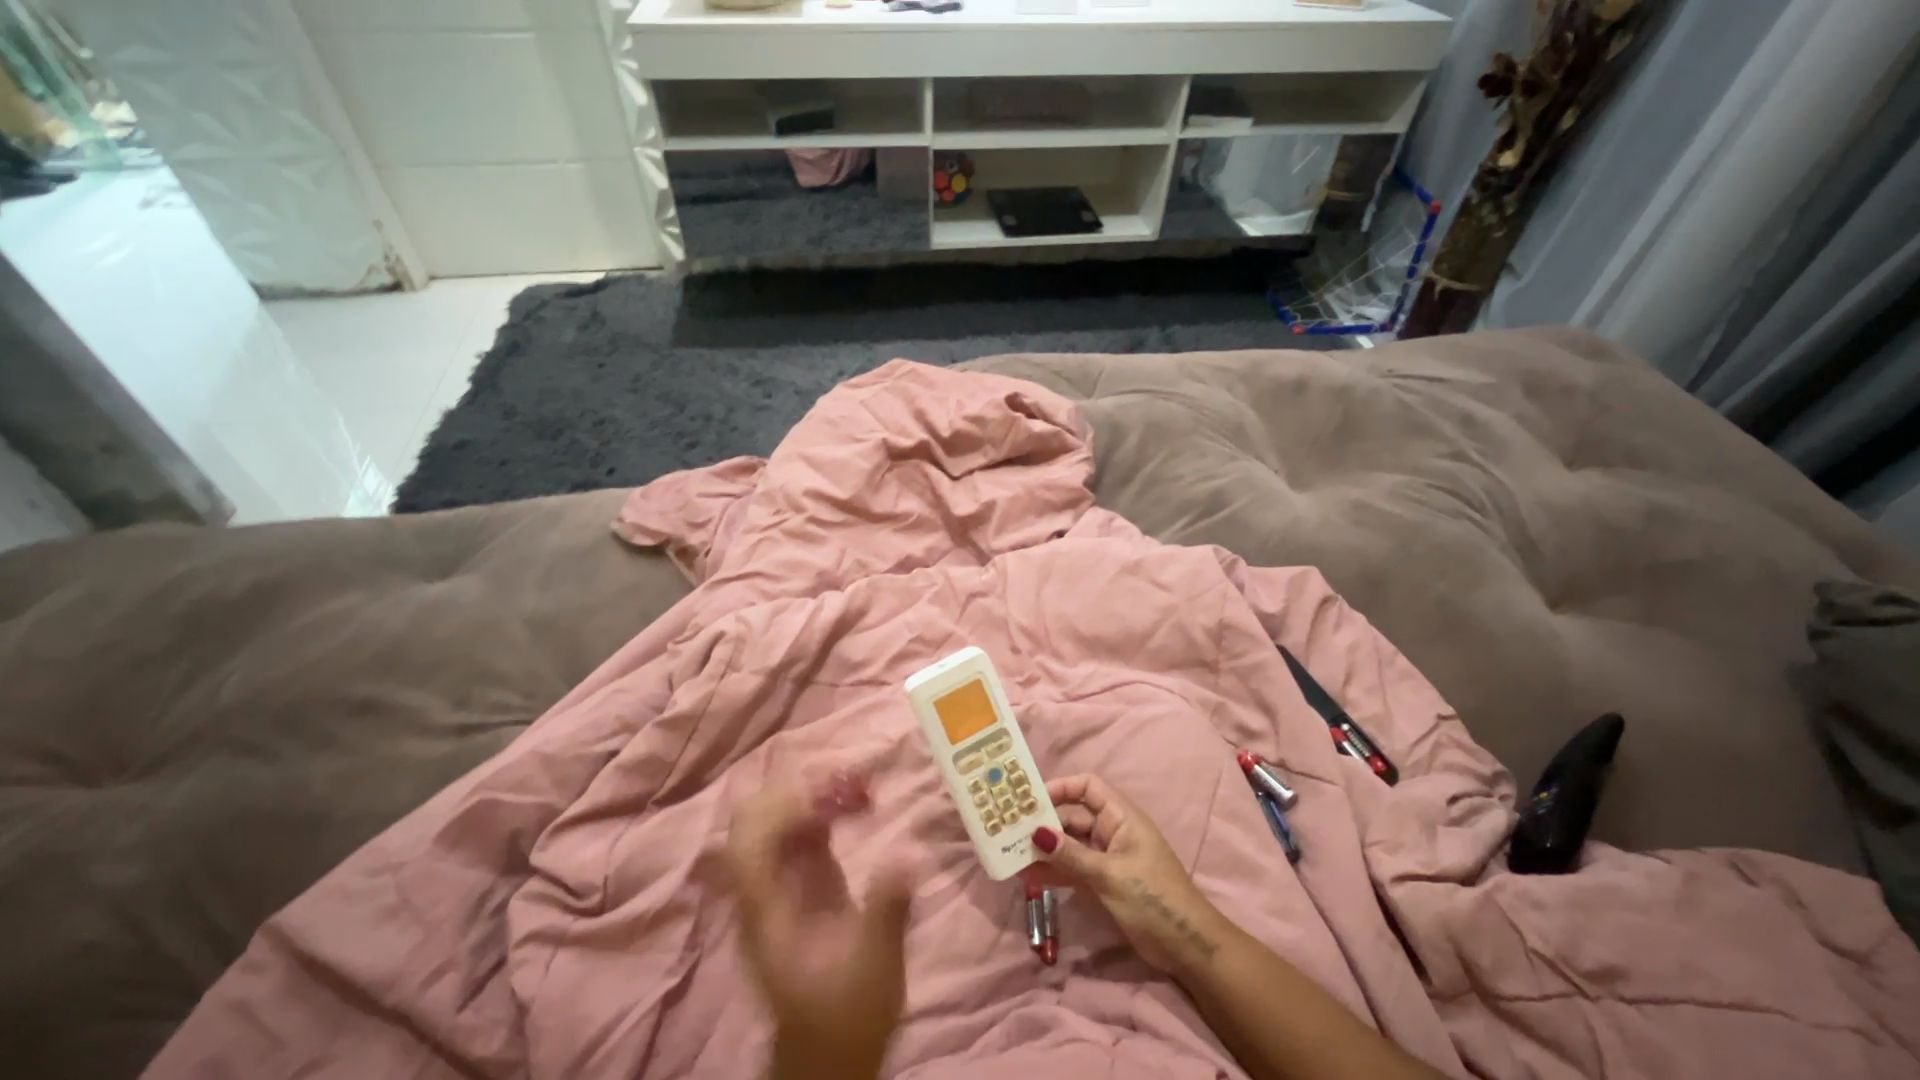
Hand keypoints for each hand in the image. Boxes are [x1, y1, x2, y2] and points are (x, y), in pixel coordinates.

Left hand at [726, 768, 913, 1079]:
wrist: (830, 1052)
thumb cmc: (847, 1016)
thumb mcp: (874, 969)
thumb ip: (887, 911)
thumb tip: (908, 856)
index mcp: (766, 912)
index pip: (750, 846)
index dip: (781, 810)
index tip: (830, 794)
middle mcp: (764, 891)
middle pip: (755, 822)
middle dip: (796, 789)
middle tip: (847, 776)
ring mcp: (780, 885)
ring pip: (778, 822)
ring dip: (812, 794)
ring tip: (859, 781)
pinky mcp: (803, 886)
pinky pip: (802, 834)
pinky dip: (825, 811)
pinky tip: (857, 800)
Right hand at [1027, 774, 1228, 976]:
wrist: (1186, 945)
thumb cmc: (1154, 898)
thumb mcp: (1110, 874)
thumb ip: (1071, 854)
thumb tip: (1036, 832)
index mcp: (1122, 818)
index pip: (1088, 787)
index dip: (1061, 787)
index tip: (1031, 800)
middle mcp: (1113, 832)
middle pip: (1073, 816)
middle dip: (1044, 823)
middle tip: (1010, 832)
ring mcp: (1107, 858)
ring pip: (1070, 845)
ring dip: (1044, 850)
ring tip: (1012, 856)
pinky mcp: (1103, 883)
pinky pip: (1073, 869)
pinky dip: (1054, 871)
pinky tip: (1029, 878)